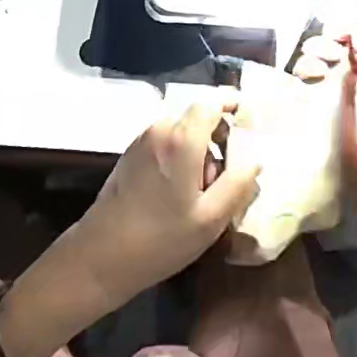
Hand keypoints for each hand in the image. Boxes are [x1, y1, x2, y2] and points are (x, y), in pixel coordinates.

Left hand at [48, 97, 261, 315]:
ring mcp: (142, 139)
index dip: (233, 104)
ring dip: (200, 148)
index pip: (212, 101)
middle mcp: (160, 129)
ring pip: (182, 129)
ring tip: (205, 189)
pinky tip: (183, 191)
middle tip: (230, 171)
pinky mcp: (132, 153)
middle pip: (198, 115)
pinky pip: (166, 140)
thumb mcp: (211, 218)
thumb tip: (255, 160)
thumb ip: (238, 184)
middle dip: (219, 135)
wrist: (101, 256)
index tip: (250, 119)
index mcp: (181, 138)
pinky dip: (182, 153)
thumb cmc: (161, 238)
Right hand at [291, 21, 356, 210]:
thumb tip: (355, 20)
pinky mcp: (314, 111)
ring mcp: (331, 95)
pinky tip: (312, 75)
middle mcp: (352, 79)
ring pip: (314, 62)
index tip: (339, 22)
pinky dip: (303, 74)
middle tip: (331, 45)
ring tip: (322, 64)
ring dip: (315, 55)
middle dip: (328, 39)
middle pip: (332, 47)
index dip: (346, 26)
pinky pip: (303, 85)